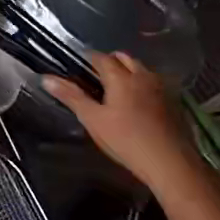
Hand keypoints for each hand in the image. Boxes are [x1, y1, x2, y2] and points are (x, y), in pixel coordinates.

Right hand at [42, 52, 206, 191]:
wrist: (169, 162)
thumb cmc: (125, 140)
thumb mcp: (92, 119)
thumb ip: (71, 96)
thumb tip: (46, 78)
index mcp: (121, 78)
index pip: (101, 57)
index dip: (87, 58)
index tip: (74, 64)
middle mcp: (144, 77)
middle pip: (124, 58)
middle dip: (108, 61)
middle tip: (92, 77)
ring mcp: (162, 88)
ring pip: (141, 69)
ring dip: (126, 71)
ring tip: (111, 89)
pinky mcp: (172, 102)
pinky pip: (152, 83)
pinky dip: (139, 84)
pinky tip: (133, 102)